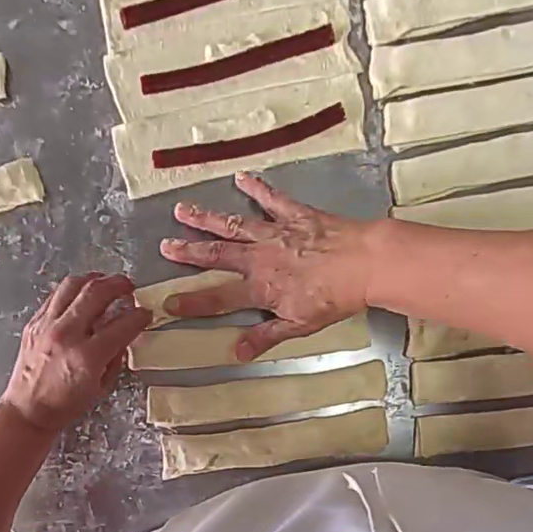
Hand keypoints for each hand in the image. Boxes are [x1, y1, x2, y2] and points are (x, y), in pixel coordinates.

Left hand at [0, 273, 150, 434]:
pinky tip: (81, 295)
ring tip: (105, 283)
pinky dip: (73, 291)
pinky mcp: (34, 323)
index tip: (145, 313)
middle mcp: (66, 335)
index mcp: (87, 357)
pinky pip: (55, 296)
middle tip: (128, 287)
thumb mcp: (101, 386)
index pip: (122, 325)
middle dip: (119, 285)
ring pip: (73, 285)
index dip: (139, 316)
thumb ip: (115, 357)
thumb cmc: (65, 404)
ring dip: (94, 280)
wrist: (28, 410)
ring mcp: (47, 326)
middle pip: (97, 292)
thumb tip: (124, 334)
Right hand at [159, 172, 391, 361]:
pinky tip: (241, 178)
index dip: (191, 302)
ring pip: (233, 224)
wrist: (368, 263)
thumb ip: (265, 336)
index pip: (217, 298)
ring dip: (206, 218)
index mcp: (259, 288)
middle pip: (216, 255)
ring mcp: (275, 233)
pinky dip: (256, 188)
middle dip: (188, 251)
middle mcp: (260, 258)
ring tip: (182, 210)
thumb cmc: (335, 298)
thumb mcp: (298, 326)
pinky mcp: (295, 215)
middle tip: (164, 246)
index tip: (168, 303)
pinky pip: (272, 199)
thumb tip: (236, 353)